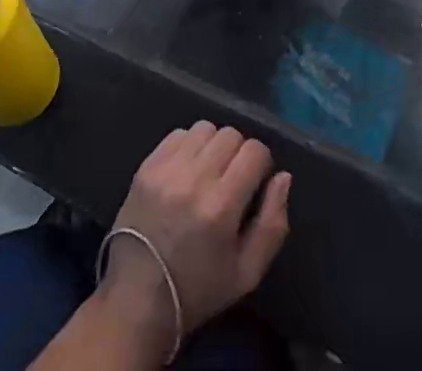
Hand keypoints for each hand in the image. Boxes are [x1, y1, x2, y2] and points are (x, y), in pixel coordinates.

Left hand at [97, 122, 291, 354]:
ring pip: (203, 128)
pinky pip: (176, 134)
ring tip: (211, 170)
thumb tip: (283, 177)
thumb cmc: (199, 287)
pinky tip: (188, 168)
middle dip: (240, 152)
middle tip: (235, 178)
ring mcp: (165, 168)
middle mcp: (193, 178)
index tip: (257, 181)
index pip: (254, 151)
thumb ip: (273, 223)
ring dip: (214, 144)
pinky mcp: (146, 165)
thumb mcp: (248, 272)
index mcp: (221, 205)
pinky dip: (189, 144)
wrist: (138, 292)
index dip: (262, 163)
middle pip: (229, 134)